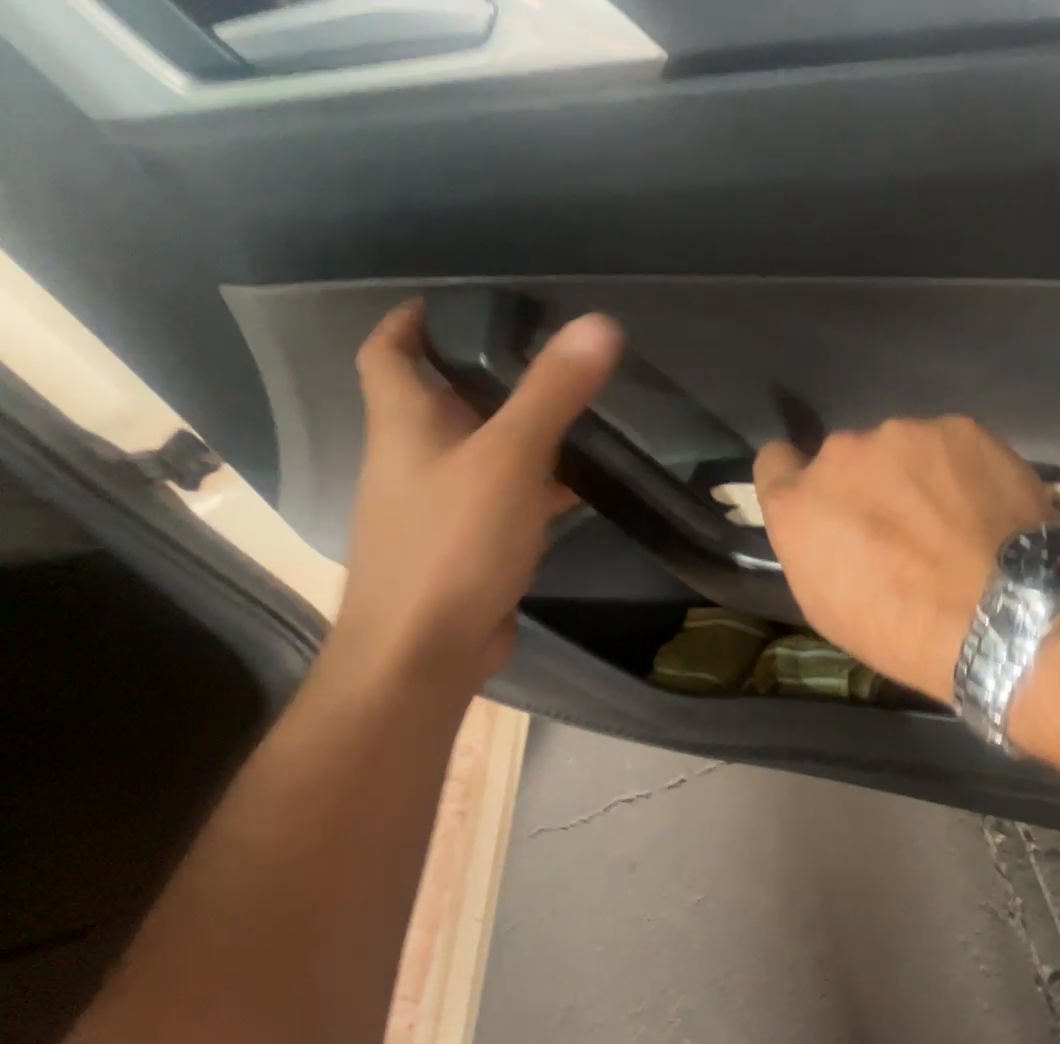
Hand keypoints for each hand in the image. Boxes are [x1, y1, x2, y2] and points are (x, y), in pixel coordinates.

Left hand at [332, 299, 620, 689]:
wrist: (424, 652)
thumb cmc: (453, 544)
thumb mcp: (509, 458)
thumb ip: (552, 392)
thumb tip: (598, 324)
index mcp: (403, 424)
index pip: (388, 352)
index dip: (411, 319)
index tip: (459, 301)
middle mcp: (411, 458)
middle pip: (439, 398)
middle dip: (483, 371)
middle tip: (544, 352)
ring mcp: (436, 505)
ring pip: (477, 448)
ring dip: (516, 427)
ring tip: (575, 409)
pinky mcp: (464, 543)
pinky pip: (500, 494)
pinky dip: (534, 480)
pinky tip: (578, 484)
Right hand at [754, 416, 1055, 699]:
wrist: (1004, 613)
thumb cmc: (905, 631)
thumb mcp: (829, 606)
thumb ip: (815, 545)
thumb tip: (832, 524)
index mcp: (800, 502)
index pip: (775, 463)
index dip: (799, 482)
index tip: (828, 505)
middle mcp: (843, 453)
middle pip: (848, 459)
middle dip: (869, 485)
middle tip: (908, 527)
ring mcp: (905, 434)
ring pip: (903, 448)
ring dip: (918, 475)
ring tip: (957, 520)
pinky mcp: (962, 428)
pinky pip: (951, 445)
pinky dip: (963, 470)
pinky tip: (988, 506)